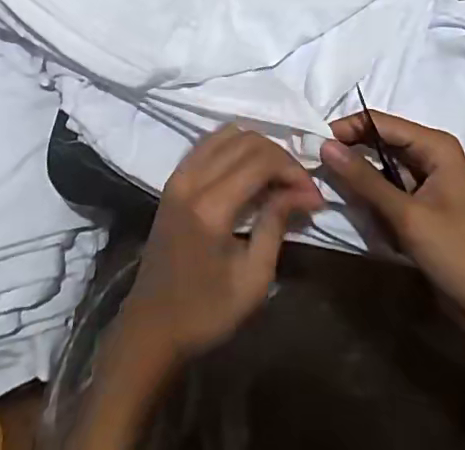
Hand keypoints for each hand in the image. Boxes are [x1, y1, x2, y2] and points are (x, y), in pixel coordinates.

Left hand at [119, 126, 324, 363]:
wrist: (151, 329)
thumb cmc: (206, 312)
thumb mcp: (253, 278)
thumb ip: (276, 224)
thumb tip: (303, 191)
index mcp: (210, 208)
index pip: (262, 161)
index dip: (294, 171)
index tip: (314, 197)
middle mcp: (191, 181)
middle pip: (246, 141)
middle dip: (281, 157)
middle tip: (300, 188)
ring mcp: (178, 177)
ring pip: (227, 134)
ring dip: (259, 148)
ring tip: (278, 177)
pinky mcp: (173, 180)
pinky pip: (209, 144)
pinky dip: (235, 147)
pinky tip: (251, 171)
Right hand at [320, 111, 464, 330]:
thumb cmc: (459, 254)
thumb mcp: (408, 216)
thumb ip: (365, 180)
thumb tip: (326, 146)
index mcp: (435, 147)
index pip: (380, 123)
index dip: (346, 129)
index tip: (311, 144)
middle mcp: (431, 156)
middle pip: (379, 142)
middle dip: (349, 154)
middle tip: (311, 167)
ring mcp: (426, 182)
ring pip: (380, 169)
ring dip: (358, 180)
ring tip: (325, 190)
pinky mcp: (421, 207)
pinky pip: (388, 192)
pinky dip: (371, 200)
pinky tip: (354, 211)